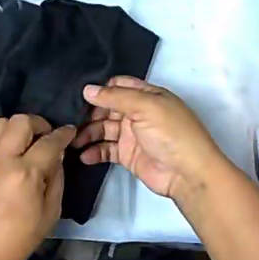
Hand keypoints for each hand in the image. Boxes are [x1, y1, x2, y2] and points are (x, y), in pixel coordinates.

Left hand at [0, 114, 74, 259]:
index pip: (50, 142)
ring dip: (14, 126)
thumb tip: (56, 155)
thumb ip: (57, 177)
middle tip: (46, 137)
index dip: (64, 134)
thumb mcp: (52, 211)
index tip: (70, 133)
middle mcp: (2, 160)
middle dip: (39, 123)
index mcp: (26, 173)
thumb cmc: (21, 237)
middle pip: (21, 122)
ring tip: (23, 139)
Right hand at [74, 77, 230, 202]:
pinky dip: (95, 152)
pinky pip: (106, 150)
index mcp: (147, 96)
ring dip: (88, 134)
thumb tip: (88, 90)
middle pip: (108, 108)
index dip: (101, 90)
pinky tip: (84, 156)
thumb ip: (115, 97)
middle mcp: (138, 113)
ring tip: (73, 141)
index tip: (81, 97)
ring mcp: (133, 135)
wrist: (187, 173)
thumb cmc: (171, 133)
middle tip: (71, 121)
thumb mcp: (145, 107)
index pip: (119, 86)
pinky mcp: (128, 155)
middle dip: (90, 113)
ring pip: (104, 129)